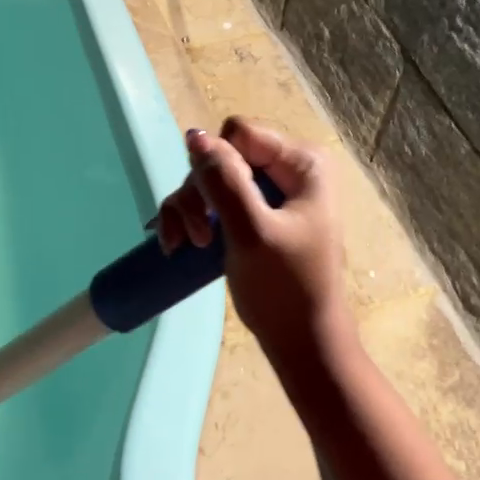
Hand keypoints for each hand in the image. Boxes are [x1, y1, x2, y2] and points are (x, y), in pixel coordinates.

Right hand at [153, 118, 351, 365]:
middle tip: (195, 238)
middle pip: (221, 156)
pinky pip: (212, 201)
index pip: (239, 134)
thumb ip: (223, 181)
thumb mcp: (251, 232)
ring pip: (209, 179)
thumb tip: (195, 136)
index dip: (215, 165)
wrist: (301, 345)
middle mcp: (288, 170)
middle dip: (198, 195)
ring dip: (188, 210)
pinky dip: (191, 219)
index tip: (208, 210)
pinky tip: (177, 245)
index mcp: (302, 164)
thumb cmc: (285, 289)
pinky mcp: (253, 215)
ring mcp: (270, 193)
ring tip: (182, 246)